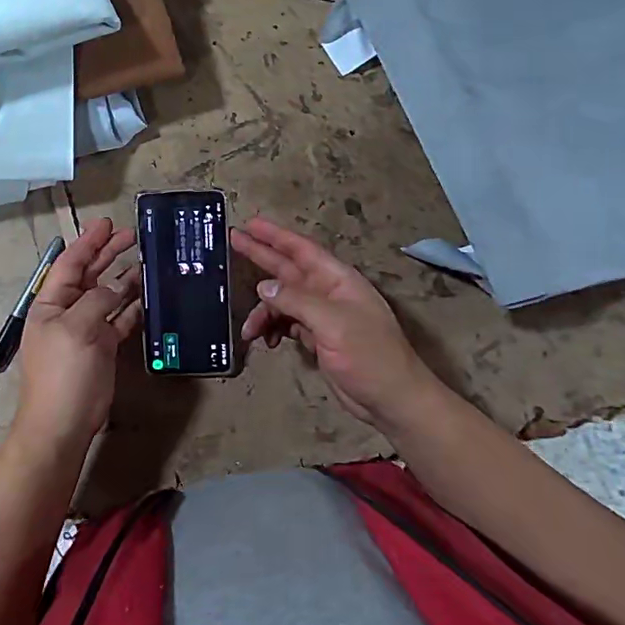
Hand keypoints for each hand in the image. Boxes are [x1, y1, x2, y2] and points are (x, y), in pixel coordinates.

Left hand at [14, 219, 142, 448]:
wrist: (63, 423)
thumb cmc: (64, 372)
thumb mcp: (77, 328)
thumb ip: (97, 301)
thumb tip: (114, 289)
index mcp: (50, 302)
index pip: (70, 263)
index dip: (88, 242)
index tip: (107, 223)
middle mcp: (67, 311)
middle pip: (89, 275)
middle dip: (108, 254)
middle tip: (131, 236)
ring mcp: (86, 330)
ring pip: (107, 296)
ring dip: (124, 279)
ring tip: (145, 261)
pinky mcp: (102, 347)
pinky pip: (119, 320)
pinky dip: (132, 308)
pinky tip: (147, 296)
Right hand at [230, 216, 440, 428]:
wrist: (391, 400)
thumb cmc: (370, 355)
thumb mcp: (332, 323)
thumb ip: (296, 300)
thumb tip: (263, 287)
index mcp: (338, 280)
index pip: (302, 249)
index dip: (275, 235)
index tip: (250, 223)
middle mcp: (328, 292)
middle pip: (288, 269)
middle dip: (261, 257)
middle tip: (233, 241)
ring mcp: (322, 316)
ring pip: (282, 302)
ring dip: (264, 312)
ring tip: (248, 329)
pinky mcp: (317, 338)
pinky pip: (286, 324)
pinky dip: (273, 330)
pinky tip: (266, 341)